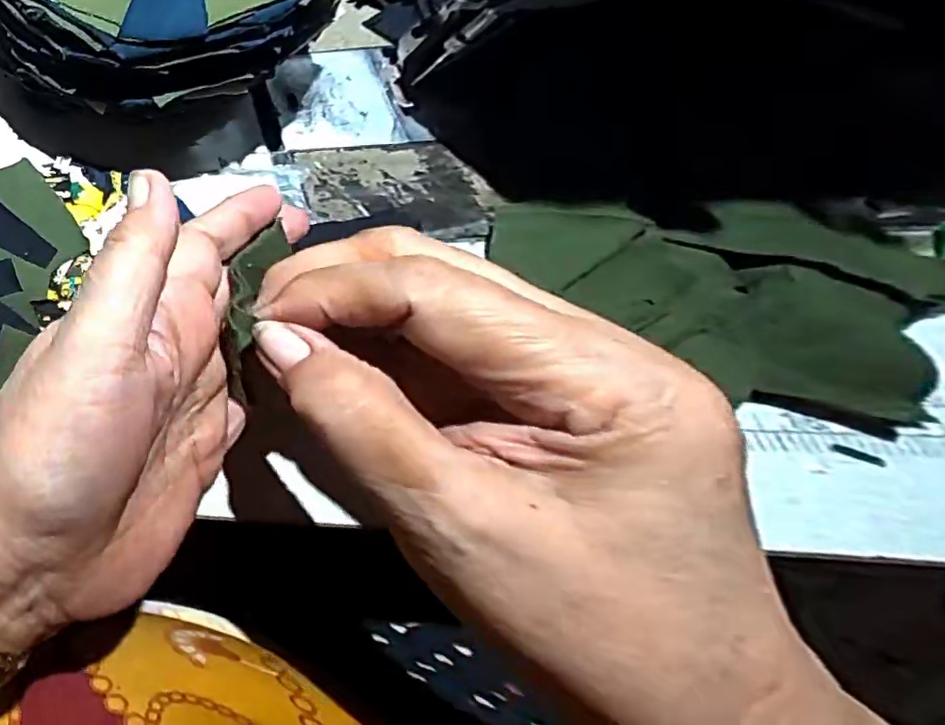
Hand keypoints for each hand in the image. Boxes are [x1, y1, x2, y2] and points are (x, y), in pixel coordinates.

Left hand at [0, 171, 307, 656]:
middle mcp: (171, 349)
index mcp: (148, 316)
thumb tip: (151, 180)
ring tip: (315, 295)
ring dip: (275, 313)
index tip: (277, 194)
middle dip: (267, 256)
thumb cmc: (54, 441)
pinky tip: (286, 371)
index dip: (237, 218)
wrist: (30, 554)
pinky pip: (244, 399)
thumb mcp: (93, 341)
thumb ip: (131, 264)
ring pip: (241, 338)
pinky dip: (268, 379)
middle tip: (312, 235)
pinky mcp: (199, 450)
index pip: (199, 246)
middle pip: (228, 286)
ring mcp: (186, 400)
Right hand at [251, 228, 879, 724]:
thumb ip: (357, 421)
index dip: (335, 289)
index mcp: (605, 372)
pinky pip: (427, 332)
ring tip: (284, 329)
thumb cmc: (587, 631)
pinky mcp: (522, 380)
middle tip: (266, 313)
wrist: (681, 709)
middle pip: (432, 265)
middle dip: (334, 279)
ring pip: (424, 286)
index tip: (263, 317)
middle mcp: (588, 340)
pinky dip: (365, 334)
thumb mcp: (454, 526)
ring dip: (344, 300)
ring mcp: (556, 355)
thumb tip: (275, 342)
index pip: (437, 287)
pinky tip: (325, 350)